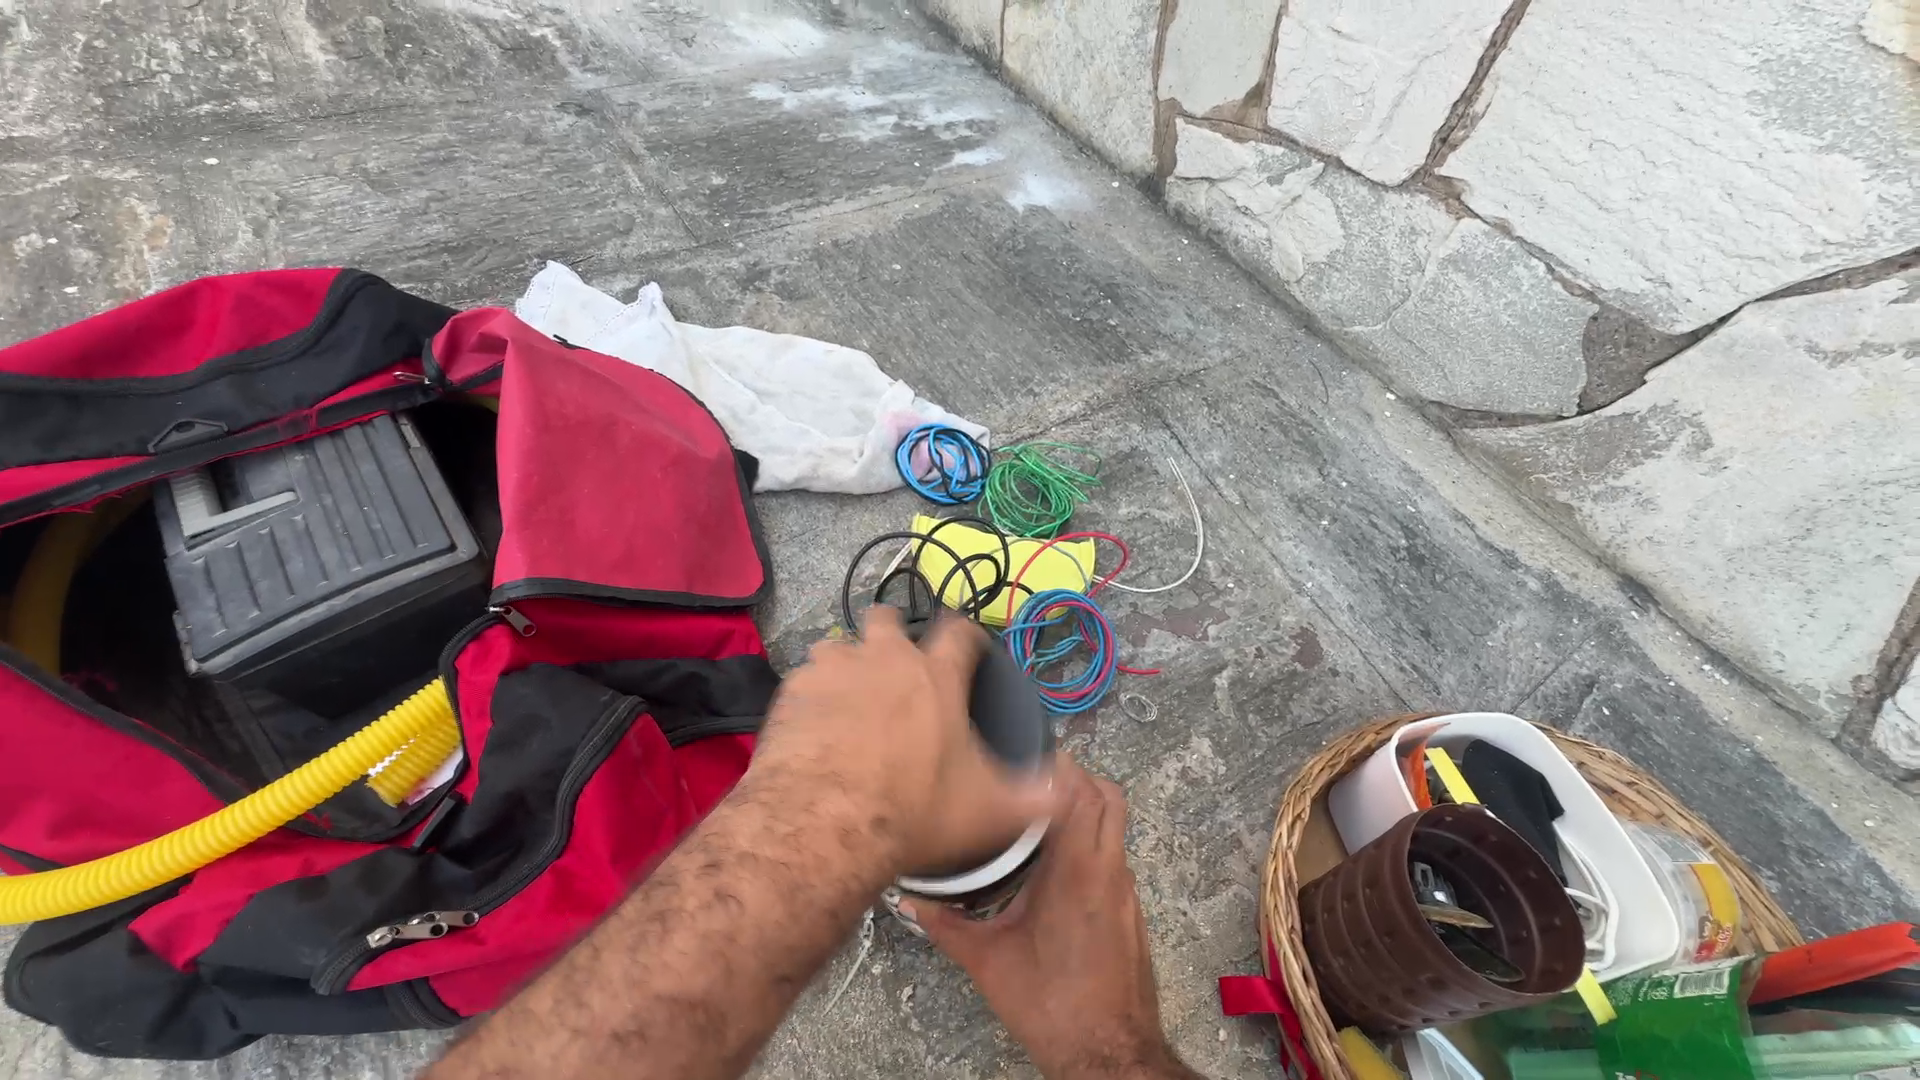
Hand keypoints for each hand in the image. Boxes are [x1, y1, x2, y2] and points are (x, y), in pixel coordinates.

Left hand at [749, 606, 1056, 880]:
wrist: (827, 822)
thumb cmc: (915, 811)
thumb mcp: (990, 810)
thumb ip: (1036, 798)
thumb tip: (1068, 790)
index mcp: (937, 676)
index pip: (959, 632)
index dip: (965, 634)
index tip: (966, 643)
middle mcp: (886, 657)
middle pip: (888, 618)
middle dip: (891, 632)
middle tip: (892, 662)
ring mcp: (836, 667)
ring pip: (839, 644)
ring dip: (846, 662)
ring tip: (846, 695)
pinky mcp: (795, 688)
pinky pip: (804, 677)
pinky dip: (811, 693)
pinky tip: (812, 721)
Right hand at [905, 762, 1197, 1079]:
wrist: (1108, 1054)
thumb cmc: (1051, 1003)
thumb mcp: (988, 960)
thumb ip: (946, 924)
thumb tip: (911, 900)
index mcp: (1077, 869)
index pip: (1083, 792)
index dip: (1062, 766)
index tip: (1030, 754)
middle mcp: (1109, 870)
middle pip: (1109, 796)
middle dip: (1077, 777)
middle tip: (1035, 779)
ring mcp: (1126, 890)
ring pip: (1115, 825)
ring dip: (1086, 808)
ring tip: (1040, 815)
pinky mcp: (1131, 910)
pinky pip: (1115, 855)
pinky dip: (1092, 842)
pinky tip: (1057, 864)